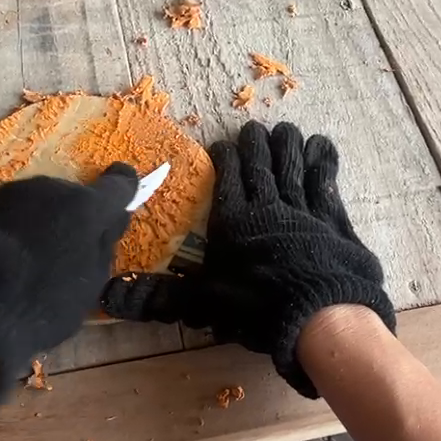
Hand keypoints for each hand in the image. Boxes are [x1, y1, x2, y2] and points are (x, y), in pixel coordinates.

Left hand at [0, 164, 137, 412]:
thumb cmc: (47, 304)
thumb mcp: (92, 281)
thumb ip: (104, 243)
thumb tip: (113, 217)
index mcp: (87, 206)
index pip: (119, 183)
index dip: (123, 187)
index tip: (121, 197)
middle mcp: (52, 187)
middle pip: (71, 195)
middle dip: (70, 215)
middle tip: (60, 251)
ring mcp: (11, 191)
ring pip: (34, 201)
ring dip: (35, 220)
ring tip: (21, 258)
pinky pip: (2, 212)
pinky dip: (4, 228)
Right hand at [100, 121, 393, 396]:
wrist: (318, 313)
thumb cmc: (256, 308)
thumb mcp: (204, 304)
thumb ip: (161, 296)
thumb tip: (110, 296)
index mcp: (233, 222)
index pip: (227, 179)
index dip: (225, 158)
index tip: (222, 145)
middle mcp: (265, 207)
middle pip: (259, 166)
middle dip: (255, 145)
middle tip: (254, 127)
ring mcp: (301, 210)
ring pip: (291, 167)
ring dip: (288, 146)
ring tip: (286, 129)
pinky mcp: (330, 219)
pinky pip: (324, 182)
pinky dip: (323, 162)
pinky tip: (322, 146)